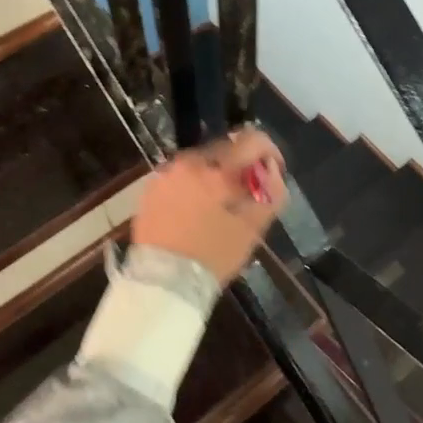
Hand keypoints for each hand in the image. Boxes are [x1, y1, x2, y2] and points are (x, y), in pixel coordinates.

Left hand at [131, 129, 287, 285]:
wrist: (163, 281)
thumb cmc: (213, 256)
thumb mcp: (252, 229)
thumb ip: (270, 193)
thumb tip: (272, 170)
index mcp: (218, 170)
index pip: (252, 140)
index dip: (269, 152)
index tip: (272, 172)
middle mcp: (190, 163)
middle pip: (224, 149)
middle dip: (239, 165)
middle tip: (246, 193)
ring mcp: (166, 174)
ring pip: (199, 163)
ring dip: (214, 175)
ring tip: (219, 204)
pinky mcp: (150, 189)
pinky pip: (179, 177)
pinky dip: (191, 185)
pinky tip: (194, 210)